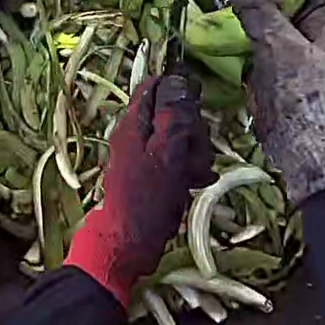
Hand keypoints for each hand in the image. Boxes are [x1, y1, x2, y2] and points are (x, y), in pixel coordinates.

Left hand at [65, 74, 210, 306]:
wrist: (128, 245)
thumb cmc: (148, 199)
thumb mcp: (167, 152)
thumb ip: (173, 115)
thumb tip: (178, 79)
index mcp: (133, 122)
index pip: (155, 86)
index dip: (179, 92)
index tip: (196, 111)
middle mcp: (134, 133)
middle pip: (171, 112)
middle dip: (191, 129)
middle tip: (196, 152)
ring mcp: (141, 153)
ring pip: (176, 136)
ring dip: (193, 152)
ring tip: (195, 174)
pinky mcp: (149, 172)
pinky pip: (174, 158)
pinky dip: (186, 167)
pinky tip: (194, 182)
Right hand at [226, 0, 324, 204]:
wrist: (295, 142)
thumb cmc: (300, 89)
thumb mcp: (280, 42)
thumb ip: (259, 8)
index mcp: (324, 25)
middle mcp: (308, 34)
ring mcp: (287, 51)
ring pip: (269, 17)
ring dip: (250, 2)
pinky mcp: (268, 67)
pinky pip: (253, 37)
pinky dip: (239, 25)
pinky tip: (220, 17)